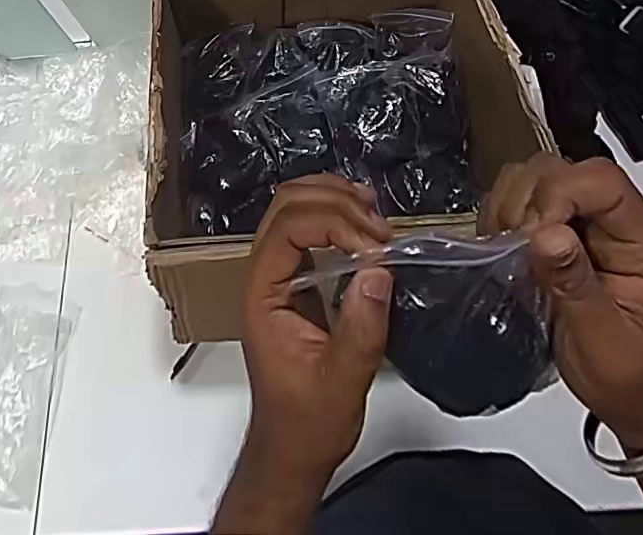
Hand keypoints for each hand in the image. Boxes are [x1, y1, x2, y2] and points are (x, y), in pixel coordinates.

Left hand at [240, 174, 393, 482]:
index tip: (374, 249)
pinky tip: (365, 221)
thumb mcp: (341, 384)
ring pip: (295, 204)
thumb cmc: (306, 420)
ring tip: (377, 218)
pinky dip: (337, 211)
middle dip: (336, 203)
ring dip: (335, 199)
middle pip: (288, 203)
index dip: (333, 225)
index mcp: (262, 290)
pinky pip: (308, 223)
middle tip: (381, 230)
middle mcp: (264, 270)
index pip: (288, 227)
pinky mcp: (296, 273)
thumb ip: (360, 331)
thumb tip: (379, 272)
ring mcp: (278, 268)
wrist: (291, 443)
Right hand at [487, 155, 642, 451]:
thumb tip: (549, 235)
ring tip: (508, 250)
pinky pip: (511, 198)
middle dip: (525, 201)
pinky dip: (496, 217)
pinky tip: (501, 249)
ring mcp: (575, 223)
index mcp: (637, 242)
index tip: (535, 234)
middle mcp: (606, 222)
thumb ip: (577, 286)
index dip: (561, 193)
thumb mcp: (606, 340)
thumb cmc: (628, 373)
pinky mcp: (546, 229)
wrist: (627, 396)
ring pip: (530, 178)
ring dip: (507, 207)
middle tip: (517, 246)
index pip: (602, 181)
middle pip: (558, 170)